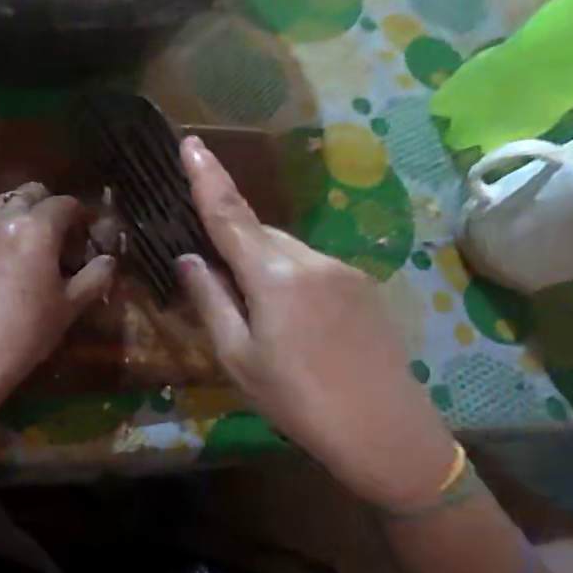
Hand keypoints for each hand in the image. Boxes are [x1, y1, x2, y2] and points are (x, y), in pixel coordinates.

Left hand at [0, 183, 114, 411]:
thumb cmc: (29, 330)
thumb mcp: (70, 305)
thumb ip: (94, 277)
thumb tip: (108, 261)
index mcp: (37, 227)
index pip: (66, 204)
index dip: (83, 214)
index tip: (92, 231)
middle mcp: (6, 220)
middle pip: (31, 193)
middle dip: (51, 205)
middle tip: (65, 234)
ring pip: (4, 204)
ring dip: (24, 212)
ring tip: (37, 242)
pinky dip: (4, 229)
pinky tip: (14, 259)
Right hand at [175, 137, 457, 508]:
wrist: (383, 430)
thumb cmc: (295, 400)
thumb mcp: (237, 357)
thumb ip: (210, 301)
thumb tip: (188, 259)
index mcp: (274, 277)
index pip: (230, 215)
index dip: (206, 178)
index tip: (190, 142)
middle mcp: (312, 260)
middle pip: (258, 232)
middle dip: (229, 240)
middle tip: (207, 276)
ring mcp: (343, 271)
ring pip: (284, 250)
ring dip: (257, 263)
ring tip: (248, 310)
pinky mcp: (362, 288)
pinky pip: (309, 267)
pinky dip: (284, 277)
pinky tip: (284, 319)